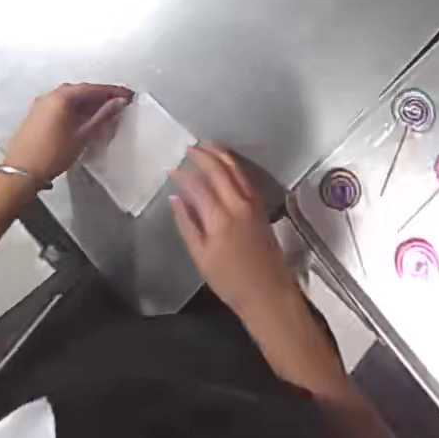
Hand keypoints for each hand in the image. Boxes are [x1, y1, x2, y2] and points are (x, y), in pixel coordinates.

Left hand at [1, 83, 133, 182]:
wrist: (21, 172)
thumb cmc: (55, 153)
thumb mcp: (83, 135)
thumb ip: (102, 116)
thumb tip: (120, 102)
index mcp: (62, 96)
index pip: (93, 89)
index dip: (112, 91)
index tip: (129, 95)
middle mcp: (51, 94)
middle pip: (81, 90)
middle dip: (101, 95)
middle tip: (119, 101)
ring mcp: (41, 103)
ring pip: (70, 97)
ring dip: (87, 101)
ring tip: (105, 108)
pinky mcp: (36, 113)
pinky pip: (60, 104)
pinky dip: (74, 107)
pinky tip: (83, 115)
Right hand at [171, 144, 299, 316]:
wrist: (267, 291)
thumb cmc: (229, 279)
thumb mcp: (200, 256)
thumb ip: (187, 223)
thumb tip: (175, 198)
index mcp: (219, 219)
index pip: (198, 185)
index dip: (183, 174)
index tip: (172, 169)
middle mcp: (237, 204)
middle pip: (219, 170)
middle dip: (203, 155)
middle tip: (189, 148)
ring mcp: (252, 203)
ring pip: (236, 169)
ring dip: (220, 155)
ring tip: (206, 146)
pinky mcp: (260, 205)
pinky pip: (246, 178)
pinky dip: (234, 165)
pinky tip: (226, 163)